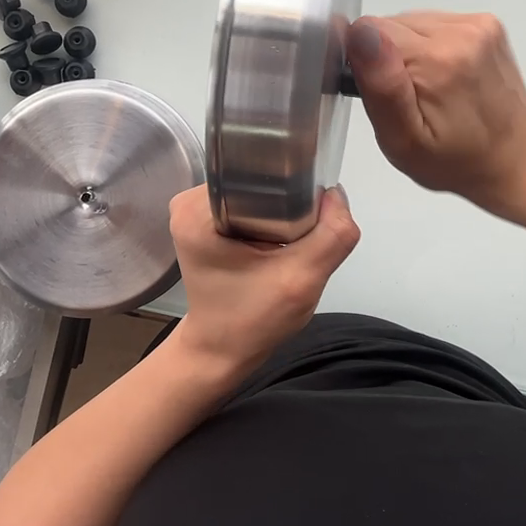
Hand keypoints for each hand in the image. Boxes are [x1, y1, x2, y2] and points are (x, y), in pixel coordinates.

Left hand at [164, 184, 360, 374]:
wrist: (221, 351)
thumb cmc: (251, 321)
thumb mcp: (300, 280)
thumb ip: (331, 236)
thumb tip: (337, 193)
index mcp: (195, 208)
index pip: (257, 173)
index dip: (293, 187)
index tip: (314, 212)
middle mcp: (188, 202)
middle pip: (256, 181)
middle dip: (288, 202)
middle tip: (306, 230)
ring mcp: (194, 212)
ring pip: (257, 193)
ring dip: (282, 212)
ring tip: (295, 236)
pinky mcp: (206, 224)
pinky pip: (250, 206)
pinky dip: (271, 220)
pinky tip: (282, 239)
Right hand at [346, 12, 525, 215]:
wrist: (515, 157)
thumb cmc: (454, 161)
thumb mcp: (404, 142)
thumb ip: (381, 87)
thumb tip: (361, 35)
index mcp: (436, 60)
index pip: (368, 30)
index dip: (364, 62)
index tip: (384, 94)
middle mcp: (460, 32)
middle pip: (389, 23)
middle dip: (386, 58)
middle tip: (408, 99)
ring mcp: (477, 24)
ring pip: (409, 21)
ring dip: (408, 52)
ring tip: (427, 90)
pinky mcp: (485, 23)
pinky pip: (432, 22)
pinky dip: (428, 46)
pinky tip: (442, 76)